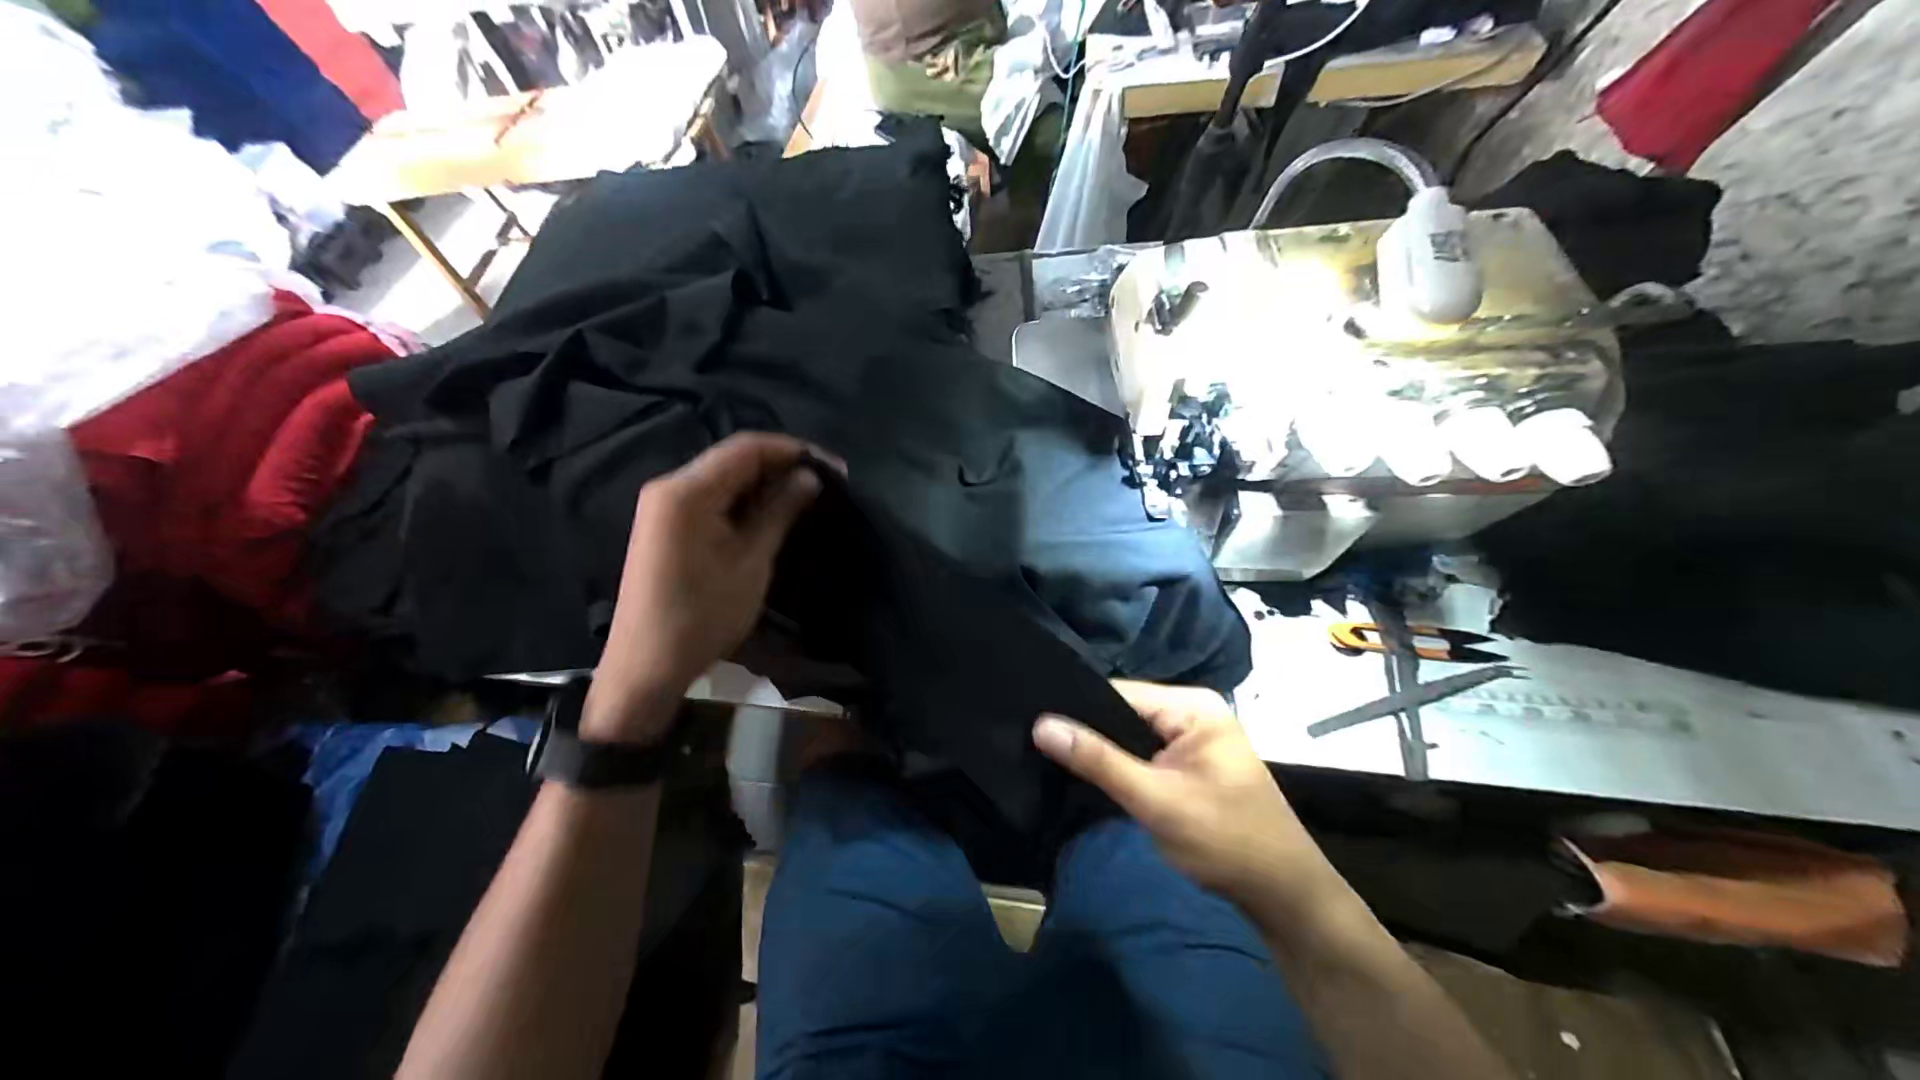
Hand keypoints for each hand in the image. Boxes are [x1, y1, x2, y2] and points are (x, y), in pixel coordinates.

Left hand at [582, 433, 822, 743]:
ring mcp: (663, 506)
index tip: (834, 467)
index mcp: (686, 490)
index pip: (747, 448)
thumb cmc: (703, 614)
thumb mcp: (751, 561)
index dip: (793, 450)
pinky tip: (771, 511)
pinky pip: (710, 497)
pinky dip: (743, 499)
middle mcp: (669, 486)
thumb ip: (779, 511)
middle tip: (826, 482)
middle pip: (733, 458)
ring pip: (723, 477)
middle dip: (781, 465)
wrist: (646, 665)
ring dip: (764, 482)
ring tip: (806, 495)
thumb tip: (810, 477)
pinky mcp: (665, 525)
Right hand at [1033, 681, 1343, 916]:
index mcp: (1192, 706)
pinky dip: (1120, 765)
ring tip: (1050, 756)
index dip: (1076, 708)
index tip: (1032, 724)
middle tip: (1035, 744)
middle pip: (1122, 711)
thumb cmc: (1225, 841)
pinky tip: (1088, 774)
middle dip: (1087, 731)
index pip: (1118, 693)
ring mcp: (1191, 737)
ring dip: (1101, 750)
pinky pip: (1142, 751)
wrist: (1282, 894)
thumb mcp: (1156, 800)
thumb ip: (1098, 760)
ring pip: (1129, 733)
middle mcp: (1193, 711)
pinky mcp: (1187, 761)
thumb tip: (1041, 724)